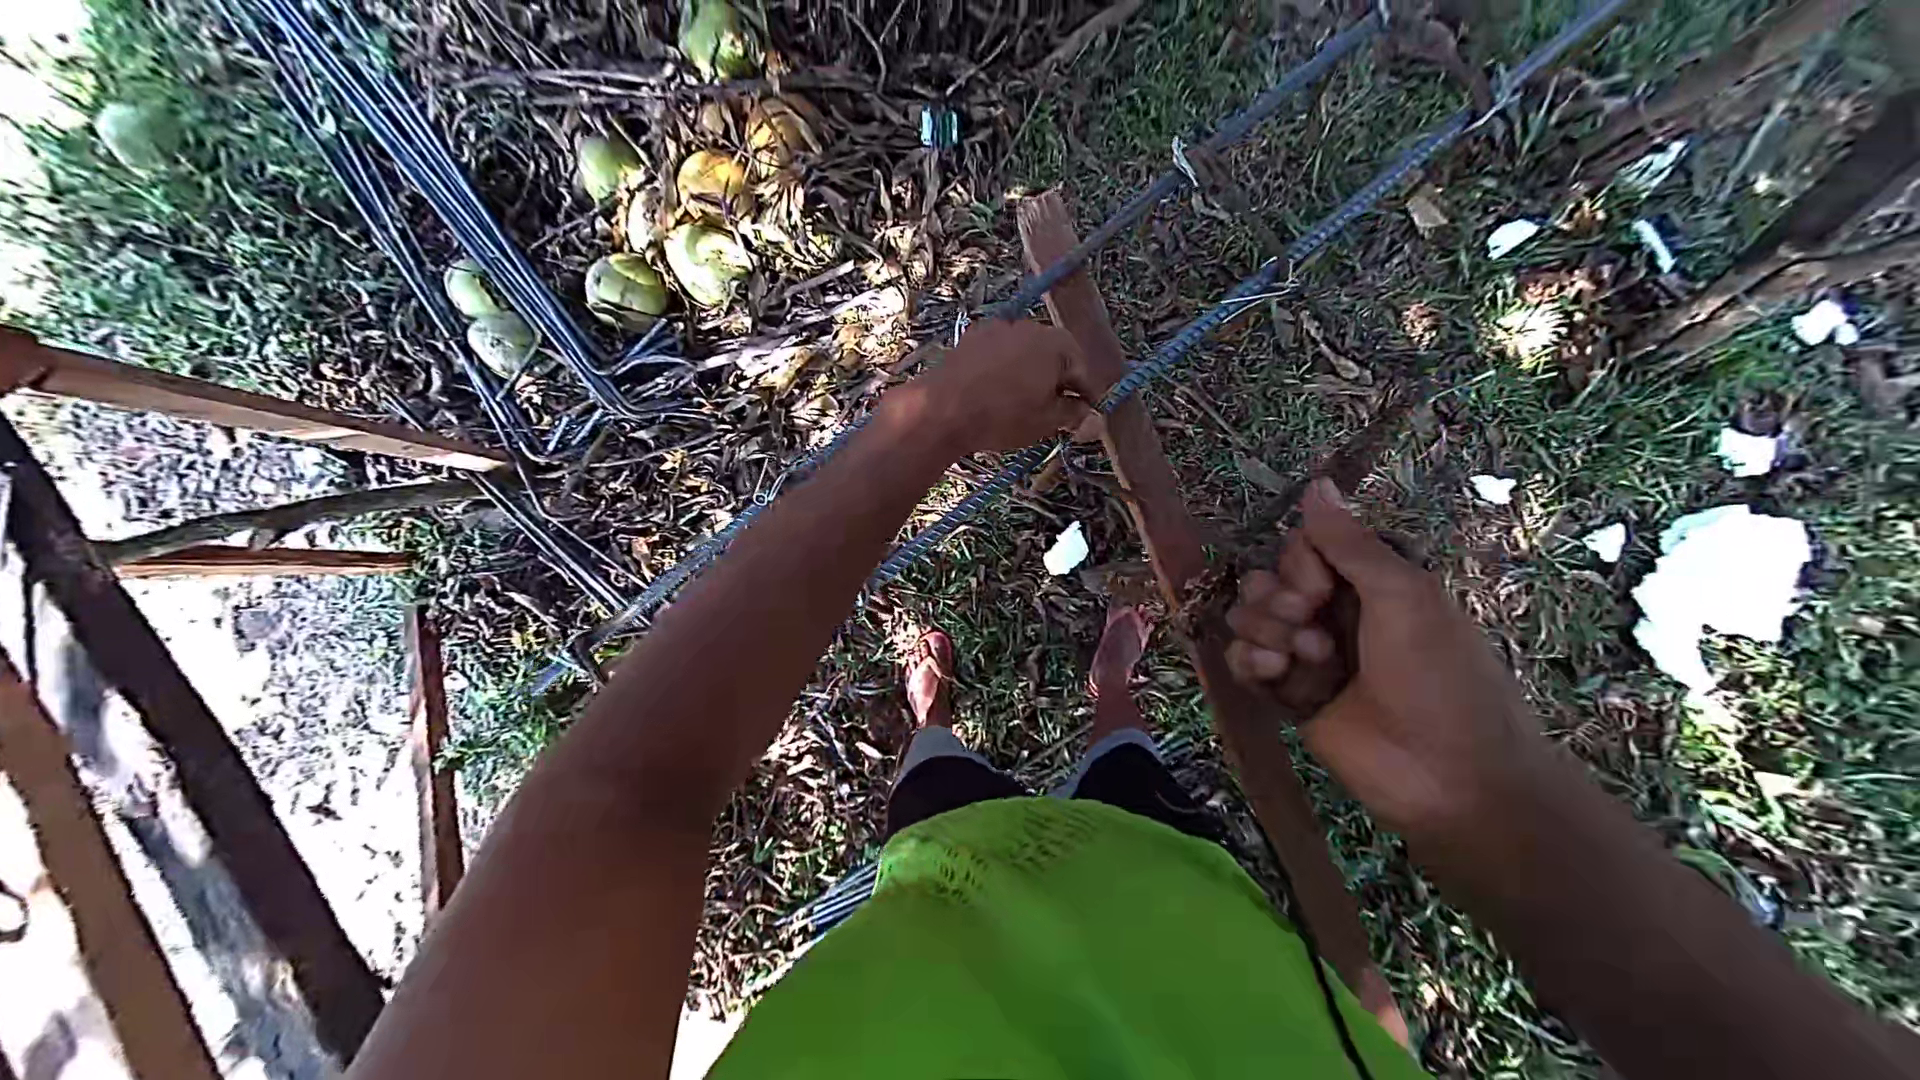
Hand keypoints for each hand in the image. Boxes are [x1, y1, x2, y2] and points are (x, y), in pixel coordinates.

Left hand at [883, 319, 1096, 457]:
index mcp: (1057, 343)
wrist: (941, 409)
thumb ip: (1073, 414)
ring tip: (1023, 407)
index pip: (1083, 373)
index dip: (1087, 398)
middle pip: (1054, 358)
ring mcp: (998, 328)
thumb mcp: (1046, 421)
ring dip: (1029, 376)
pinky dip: (1003, 371)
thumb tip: (1090, 416)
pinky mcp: (971, 338)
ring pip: (1024, 354)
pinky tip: (995, 394)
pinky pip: (998, 355)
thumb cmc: (1003, 415)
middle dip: (1057, 384)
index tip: (1085, 418)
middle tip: (1055, 415)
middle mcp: (1030, 326)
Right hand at [1224, 478, 1551, 836]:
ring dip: (1266, 636)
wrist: (1448, 776)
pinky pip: (1242, 661)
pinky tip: (1276, 679)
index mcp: (1364, 583)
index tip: (1318, 592)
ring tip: (1307, 665)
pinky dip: (1251, 665)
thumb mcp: (1403, 596)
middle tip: (1313, 631)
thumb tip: (1315, 483)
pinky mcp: (1285, 693)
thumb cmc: (1438, 676)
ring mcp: (1304, 654)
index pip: (1297, 548)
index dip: (1296, 566)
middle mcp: (1329, 612)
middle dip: (1276, 604)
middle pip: (1264, 581)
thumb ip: (1350, 544)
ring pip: (1246, 619)